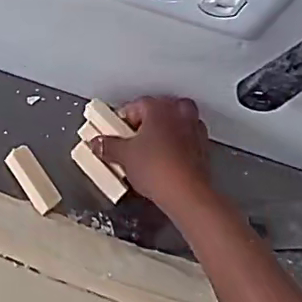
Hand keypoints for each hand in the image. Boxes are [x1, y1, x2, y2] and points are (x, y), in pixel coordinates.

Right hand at [92, 96, 214, 212]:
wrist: (187, 194)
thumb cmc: (159, 168)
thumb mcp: (123, 156)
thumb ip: (108, 146)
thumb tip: (98, 143)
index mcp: (158, 107)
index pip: (134, 106)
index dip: (121, 121)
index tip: (115, 132)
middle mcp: (178, 112)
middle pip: (156, 111)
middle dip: (144, 124)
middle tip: (131, 140)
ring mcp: (194, 128)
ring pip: (174, 123)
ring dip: (163, 133)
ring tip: (149, 150)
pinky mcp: (203, 147)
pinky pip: (186, 139)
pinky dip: (176, 145)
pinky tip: (166, 160)